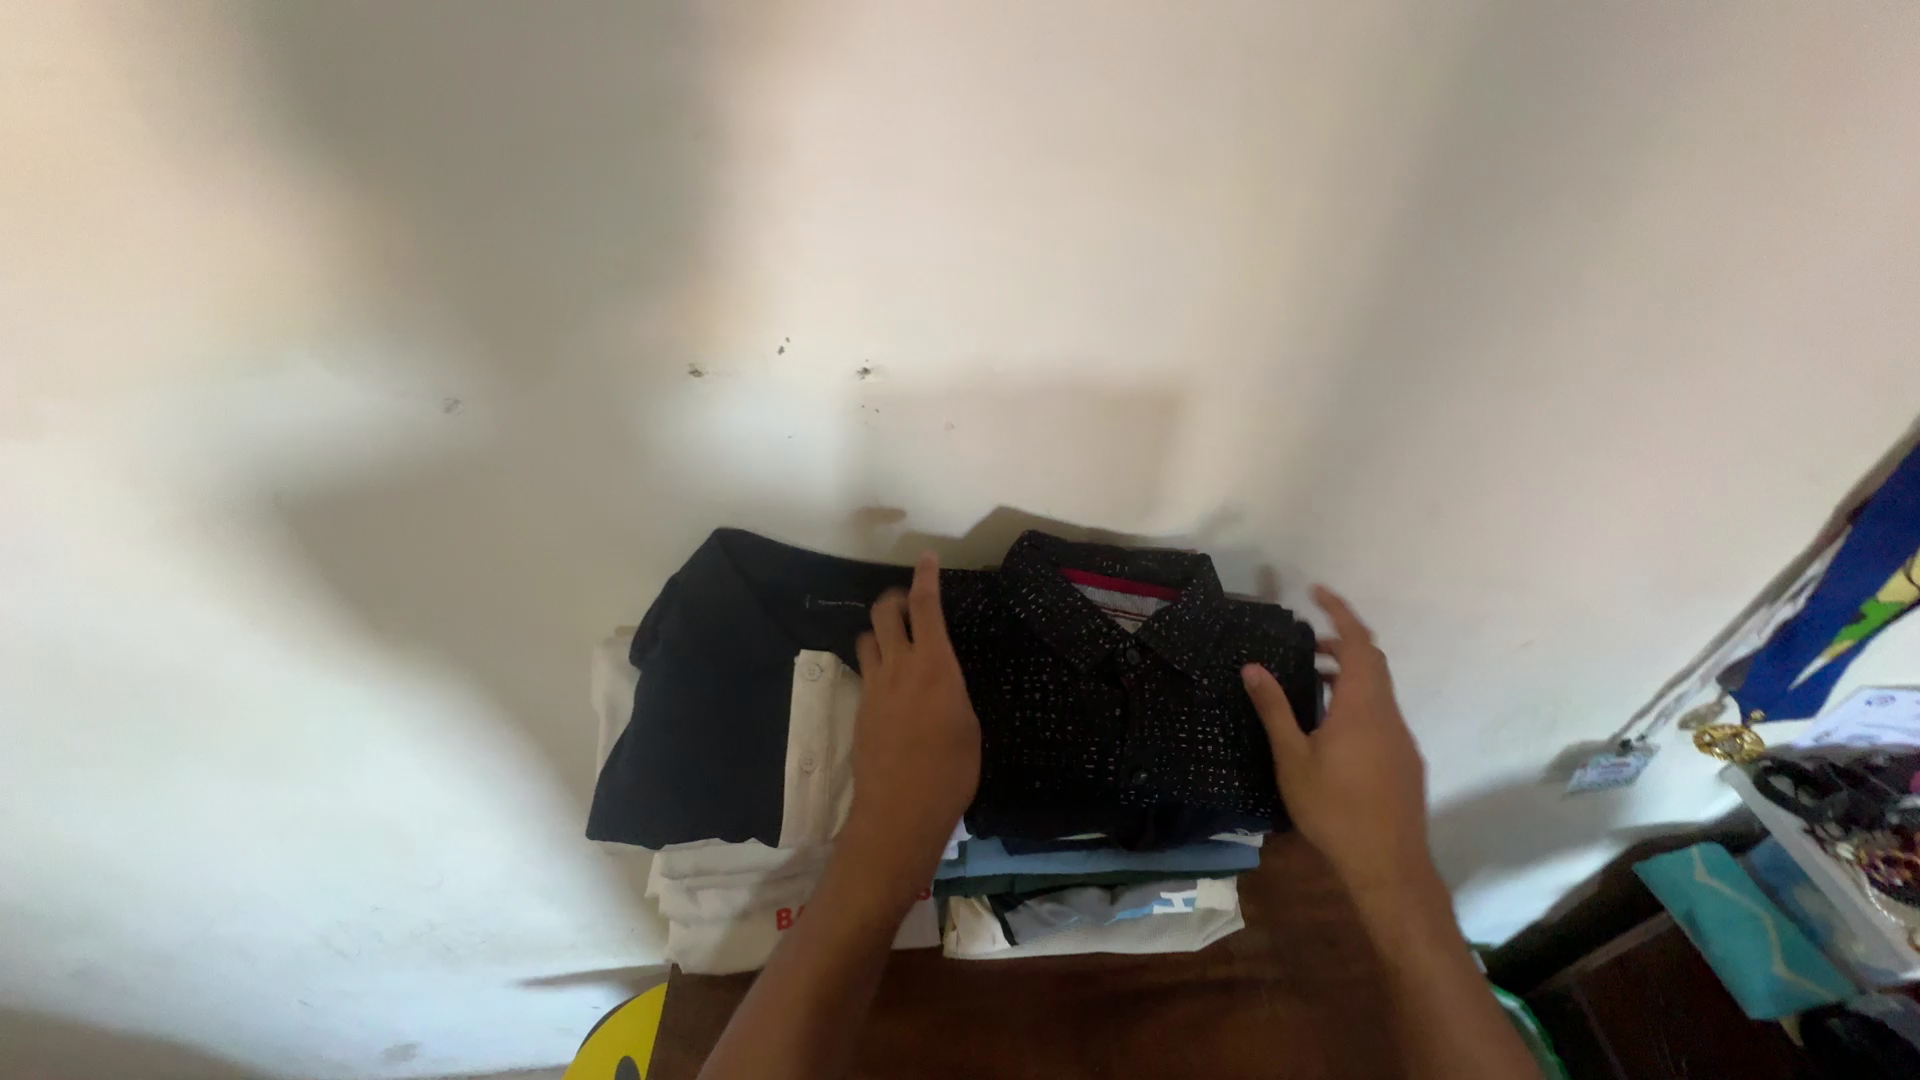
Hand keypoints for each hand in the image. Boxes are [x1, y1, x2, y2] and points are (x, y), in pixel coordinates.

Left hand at [843, 552, 981, 891]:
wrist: (900, 810)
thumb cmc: (951, 771)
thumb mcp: (968, 724)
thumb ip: (952, 690)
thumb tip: (943, 680)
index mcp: (934, 665)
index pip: (925, 607)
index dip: (926, 577)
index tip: (926, 558)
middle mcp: (898, 667)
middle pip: (883, 612)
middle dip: (895, 598)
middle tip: (909, 603)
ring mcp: (874, 688)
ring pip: (867, 639)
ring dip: (880, 630)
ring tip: (896, 641)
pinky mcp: (860, 710)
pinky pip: (866, 672)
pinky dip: (877, 665)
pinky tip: (891, 686)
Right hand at [1241, 587, 1432, 898]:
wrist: (1388, 864)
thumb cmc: (1333, 808)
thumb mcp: (1292, 757)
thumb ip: (1274, 708)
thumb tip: (1252, 667)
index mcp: (1362, 707)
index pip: (1358, 643)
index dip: (1340, 612)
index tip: (1317, 592)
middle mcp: (1388, 714)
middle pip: (1372, 662)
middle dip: (1342, 641)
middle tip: (1306, 641)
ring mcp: (1401, 738)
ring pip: (1377, 689)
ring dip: (1348, 673)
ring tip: (1312, 680)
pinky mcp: (1404, 759)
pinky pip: (1380, 712)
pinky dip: (1357, 699)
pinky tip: (1330, 727)